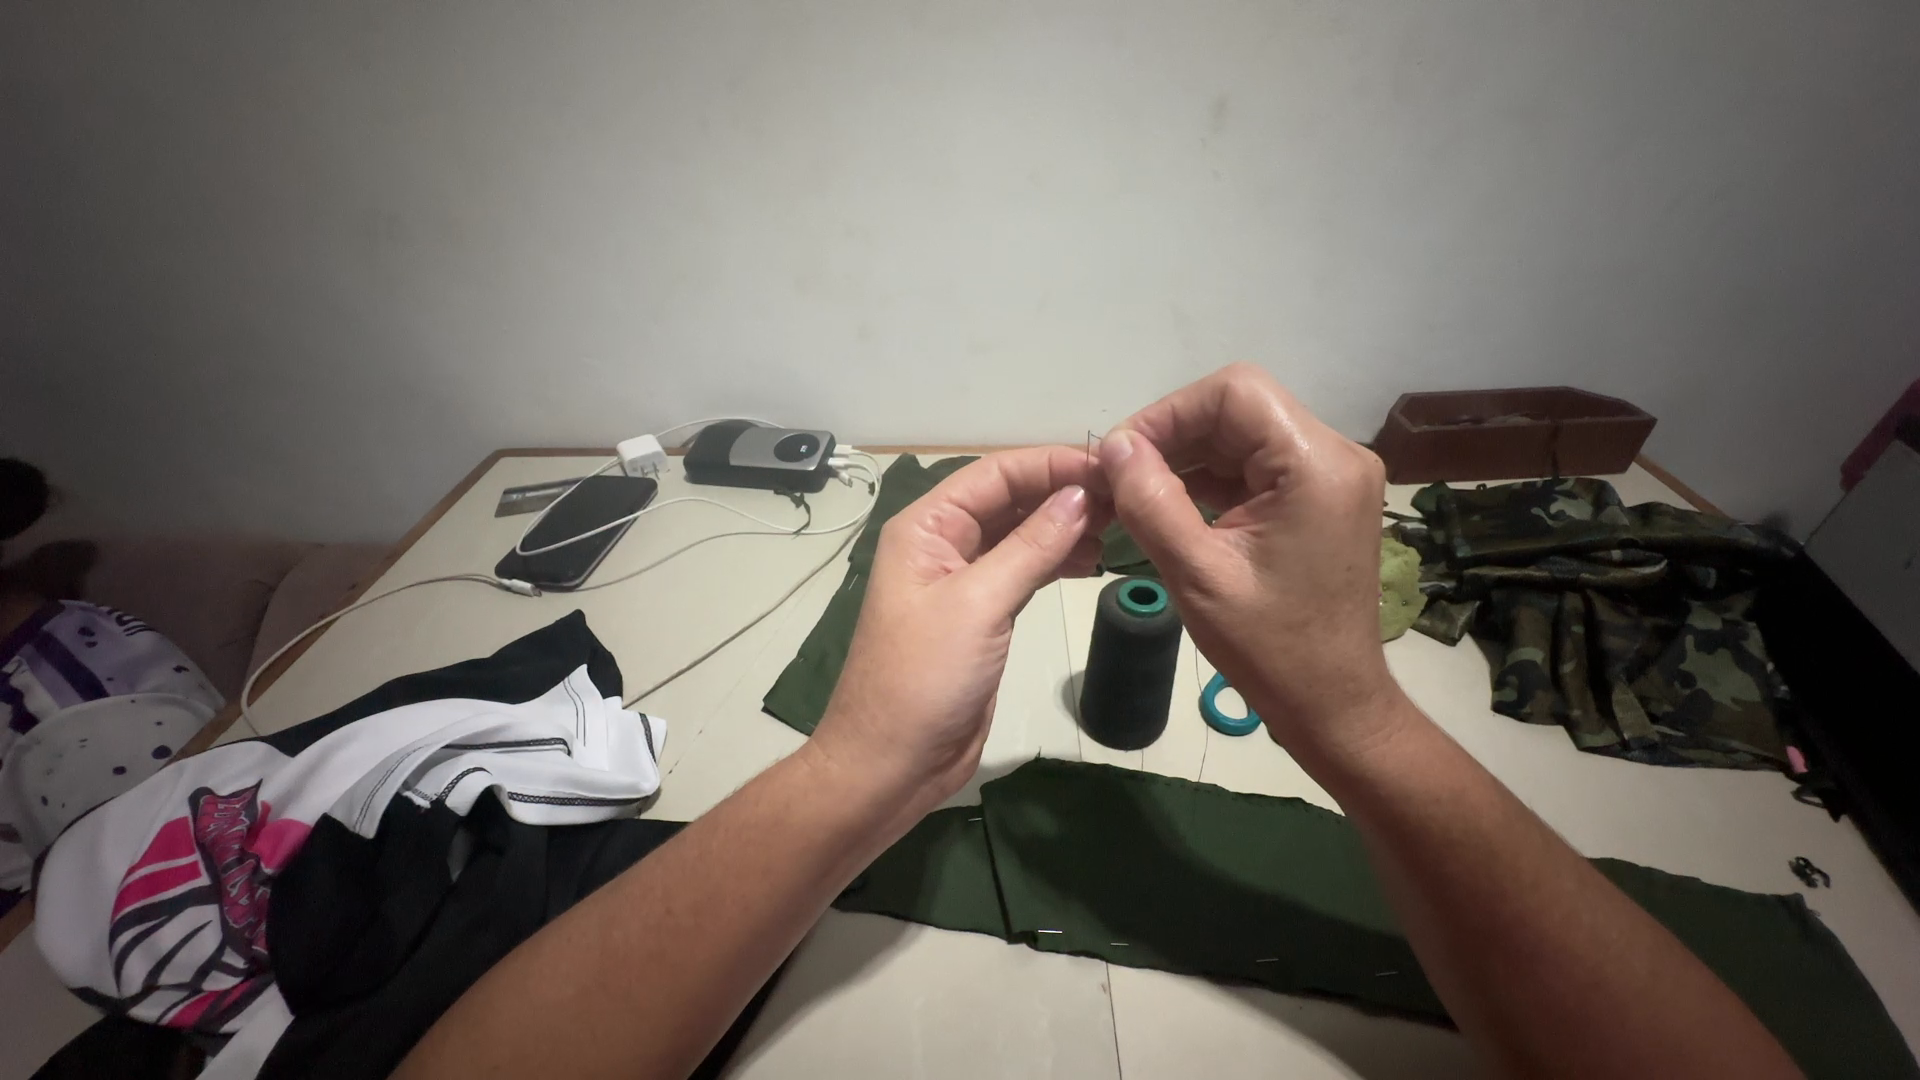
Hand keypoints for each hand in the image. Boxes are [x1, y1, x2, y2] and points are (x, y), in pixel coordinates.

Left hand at [814, 447, 1106, 805]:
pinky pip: (1023, 571)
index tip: (1109, 469)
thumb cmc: (923, 677)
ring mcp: (962, 581)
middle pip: (1008, 500)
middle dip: (1061, 494)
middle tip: (1123, 500)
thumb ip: (1030, 546)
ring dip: (1063, 527)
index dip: (1050, 465)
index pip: (994, 475)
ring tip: (1114, 530)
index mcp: (925, 527)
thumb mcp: (978, 603)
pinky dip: (1054, 561)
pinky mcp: (982, 614)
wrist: (892, 762)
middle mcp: (942, 544)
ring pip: (1019, 535)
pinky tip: (1088, 560)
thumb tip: (1080, 495)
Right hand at [1097, 364, 1407, 757]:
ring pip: (1241, 435)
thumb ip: (1151, 502)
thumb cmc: (1268, 646)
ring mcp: (1329, 477)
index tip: (1122, 456)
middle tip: (1121, 476)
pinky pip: (1253, 466)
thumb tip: (1113, 446)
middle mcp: (1334, 456)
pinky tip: (1170, 505)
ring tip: (1136, 492)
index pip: (1234, 393)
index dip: (1168, 413)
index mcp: (1316, 466)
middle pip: (1238, 409)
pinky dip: (1207, 478)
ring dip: (1185, 457)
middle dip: (1172, 435)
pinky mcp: (1317, 499)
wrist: (1330, 702)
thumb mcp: (1197, 573)